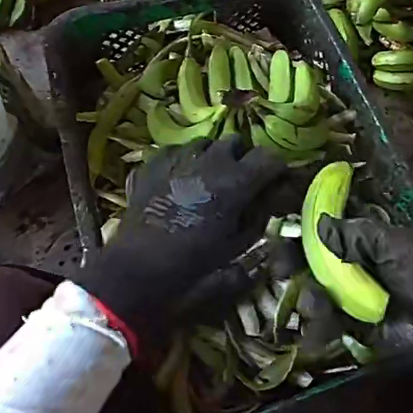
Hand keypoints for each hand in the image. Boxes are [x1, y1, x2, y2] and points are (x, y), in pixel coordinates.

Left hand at [79, 136, 286, 346]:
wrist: (136, 270)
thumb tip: (266, 200)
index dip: (276, 168)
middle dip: (244, 158)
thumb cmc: (192, 267)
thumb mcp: (237, 248)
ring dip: (214, 157)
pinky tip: (183, 179)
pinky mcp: (153, 163)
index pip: (269, 157)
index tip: (275, 181)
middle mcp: (209, 161)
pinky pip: (178, 150)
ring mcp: (178, 158)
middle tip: (242, 181)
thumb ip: (258, 218)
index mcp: (235, 182)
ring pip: (206, 143)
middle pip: (237, 142)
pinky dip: (186, 160)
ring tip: (211, 179)